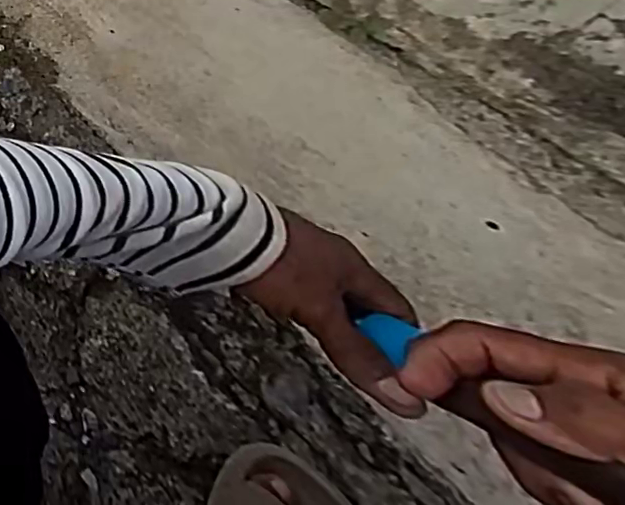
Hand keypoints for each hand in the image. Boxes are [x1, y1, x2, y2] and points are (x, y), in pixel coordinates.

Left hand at [234, 209, 421, 415]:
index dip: (402, 345)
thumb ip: (357, 351)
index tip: (399, 377)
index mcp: (353, 264)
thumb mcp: (320, 311)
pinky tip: (283, 310)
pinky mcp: (268, 251)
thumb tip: (404, 397)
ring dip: (326, 316)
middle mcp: (329, 253)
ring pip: (325, 292)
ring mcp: (297, 249)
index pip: (396, 310)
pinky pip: (293, 282)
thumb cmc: (275, 261)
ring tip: (320, 340)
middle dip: (360, 332)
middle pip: (359, 301)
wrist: (221, 226)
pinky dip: (295, 301)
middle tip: (356, 364)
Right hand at [396, 320, 624, 504]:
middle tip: (572, 489)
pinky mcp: (608, 486)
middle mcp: (589, 405)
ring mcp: (599, 448)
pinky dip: (570, 502)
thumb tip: (497, 395)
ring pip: (525, 455)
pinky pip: (556, 489)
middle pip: (495, 405)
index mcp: (600, 377)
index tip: (406, 382)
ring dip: (556, 488)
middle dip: (516, 448)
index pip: (484, 344)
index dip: (433, 353)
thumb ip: (598, 416)